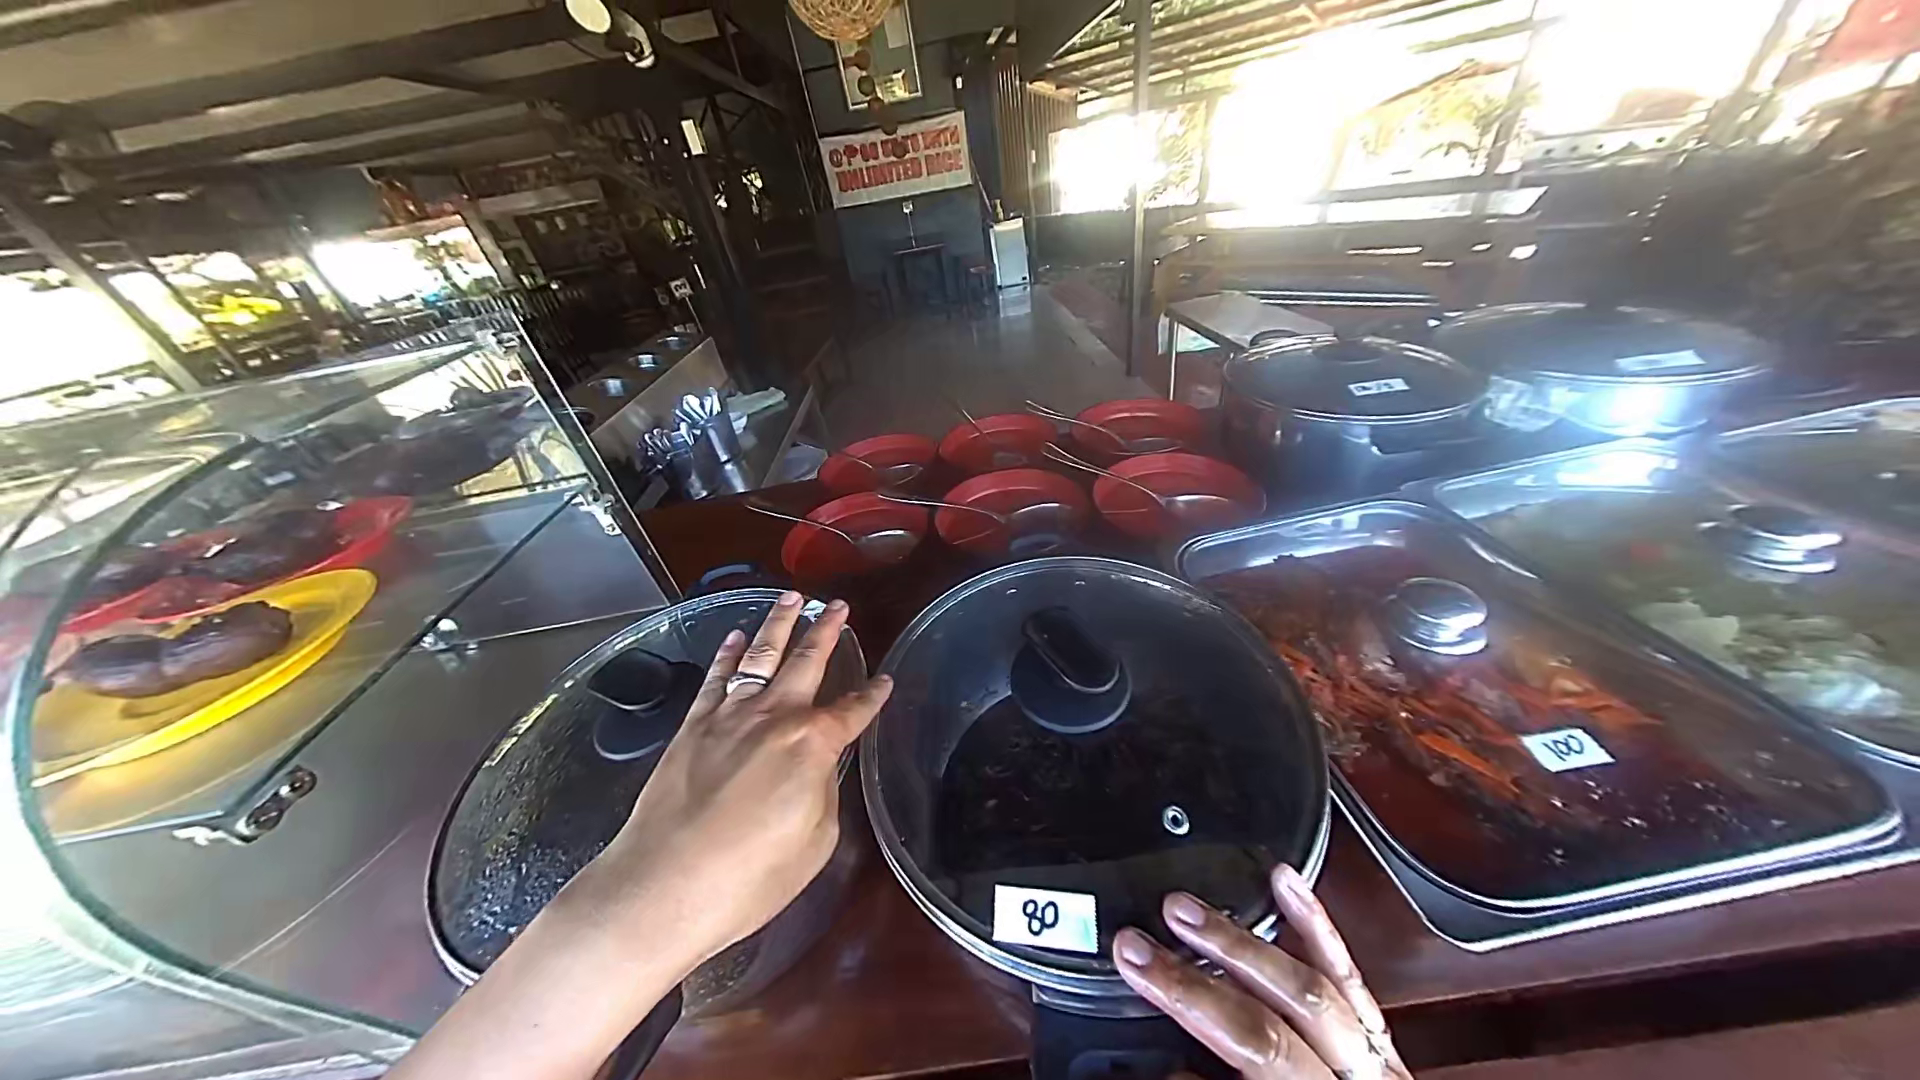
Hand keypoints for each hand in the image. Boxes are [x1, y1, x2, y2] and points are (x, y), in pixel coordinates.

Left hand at [573, 591, 891, 976]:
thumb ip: (823, 790)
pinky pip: (716, 677)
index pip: (853, 710)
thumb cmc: (751, 877)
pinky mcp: (693, 725)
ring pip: (761, 654)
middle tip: (838, 606)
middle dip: (827, 630)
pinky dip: (728, 654)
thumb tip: (815, 765)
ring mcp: (730, 715)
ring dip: (779, 623)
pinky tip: (736, 636)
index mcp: (813, 743)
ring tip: (792, 597)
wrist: (663, 888)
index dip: (873, 695)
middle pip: (807, 661)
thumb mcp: (816, 840)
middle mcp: (775, 716)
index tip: (885, 679)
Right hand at [1113, 866, 1409, 1079]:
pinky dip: (1312, 923)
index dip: (1188, 1011)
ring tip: (1183, 909)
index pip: (1255, 1055)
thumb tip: (1154, 1066)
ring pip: (1310, 987)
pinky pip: (1349, 974)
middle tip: (1138, 946)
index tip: (1134, 987)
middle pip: (1270, 1028)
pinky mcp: (1379, 1044)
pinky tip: (1282, 879)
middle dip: (1195, 983)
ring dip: (1238, 943)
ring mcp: (1379, 1067)